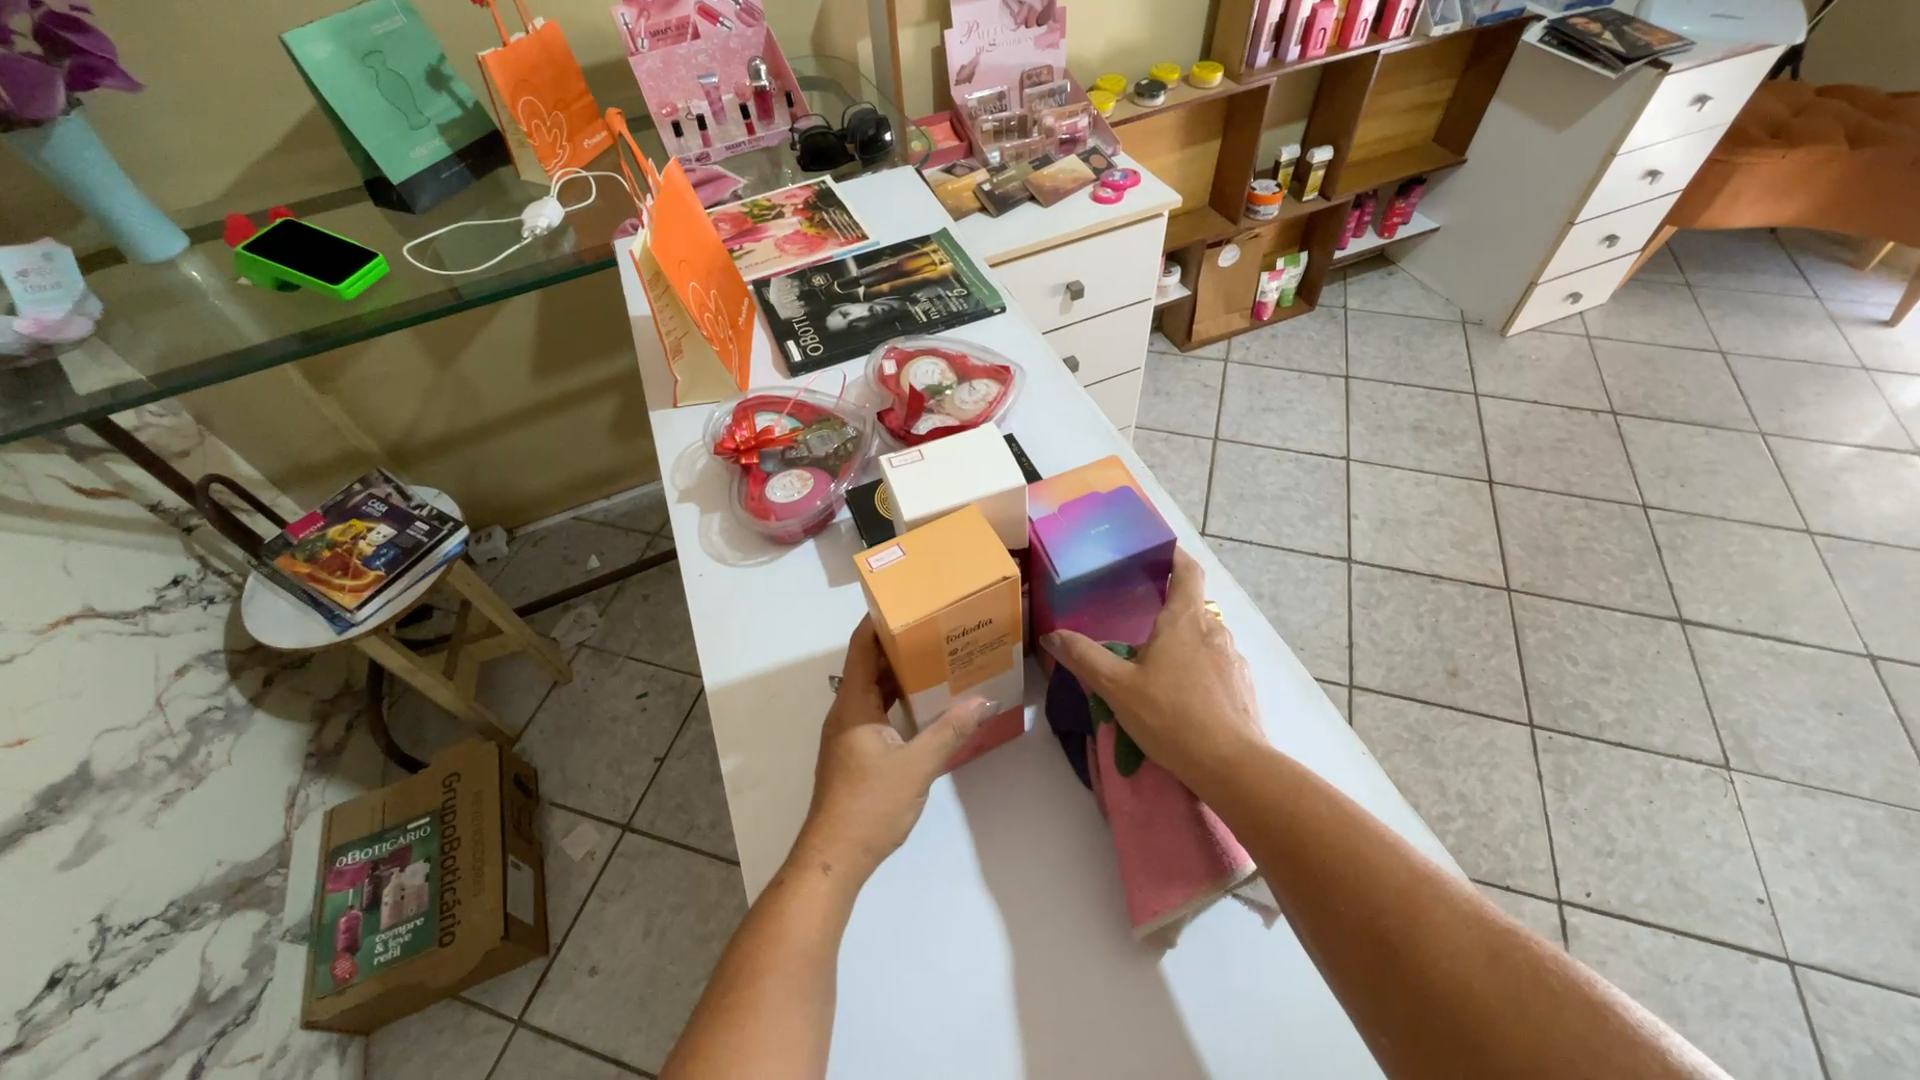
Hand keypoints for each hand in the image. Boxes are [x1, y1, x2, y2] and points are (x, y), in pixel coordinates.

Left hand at [795, 617, 990, 882]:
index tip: (908, 600)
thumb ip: (950, 731)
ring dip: (901, 675)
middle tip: (935, 627)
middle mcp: (846, 712)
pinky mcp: (856, 753)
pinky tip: (928, 706)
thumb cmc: (869, 806)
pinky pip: (878, 713)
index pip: (862, 648)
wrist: (834, 856)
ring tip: (937, 658)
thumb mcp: (917, 766)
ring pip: (875, 692)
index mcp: (853, 705)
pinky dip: (900, 702)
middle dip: (899, 644)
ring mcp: (849, 734)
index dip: (879, 620)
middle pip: (869, 666)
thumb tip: (984, 701)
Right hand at [1043, 547, 1265, 786]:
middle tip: (1139, 619)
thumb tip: (1052, 634)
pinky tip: (1181, 694)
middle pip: (1193, 606)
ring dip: (1183, 642)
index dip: (1174, 556)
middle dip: (1169, 608)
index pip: (1187, 571)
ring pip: (1204, 638)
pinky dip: (1198, 668)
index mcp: (1184, 620)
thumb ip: (1084, 658)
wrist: (1230, 765)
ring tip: (1157, 662)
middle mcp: (1213, 630)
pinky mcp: (1241, 686)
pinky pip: (1216, 665)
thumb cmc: (1170, 717)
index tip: (1160, 549)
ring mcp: (1232, 659)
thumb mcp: (1117, 688)